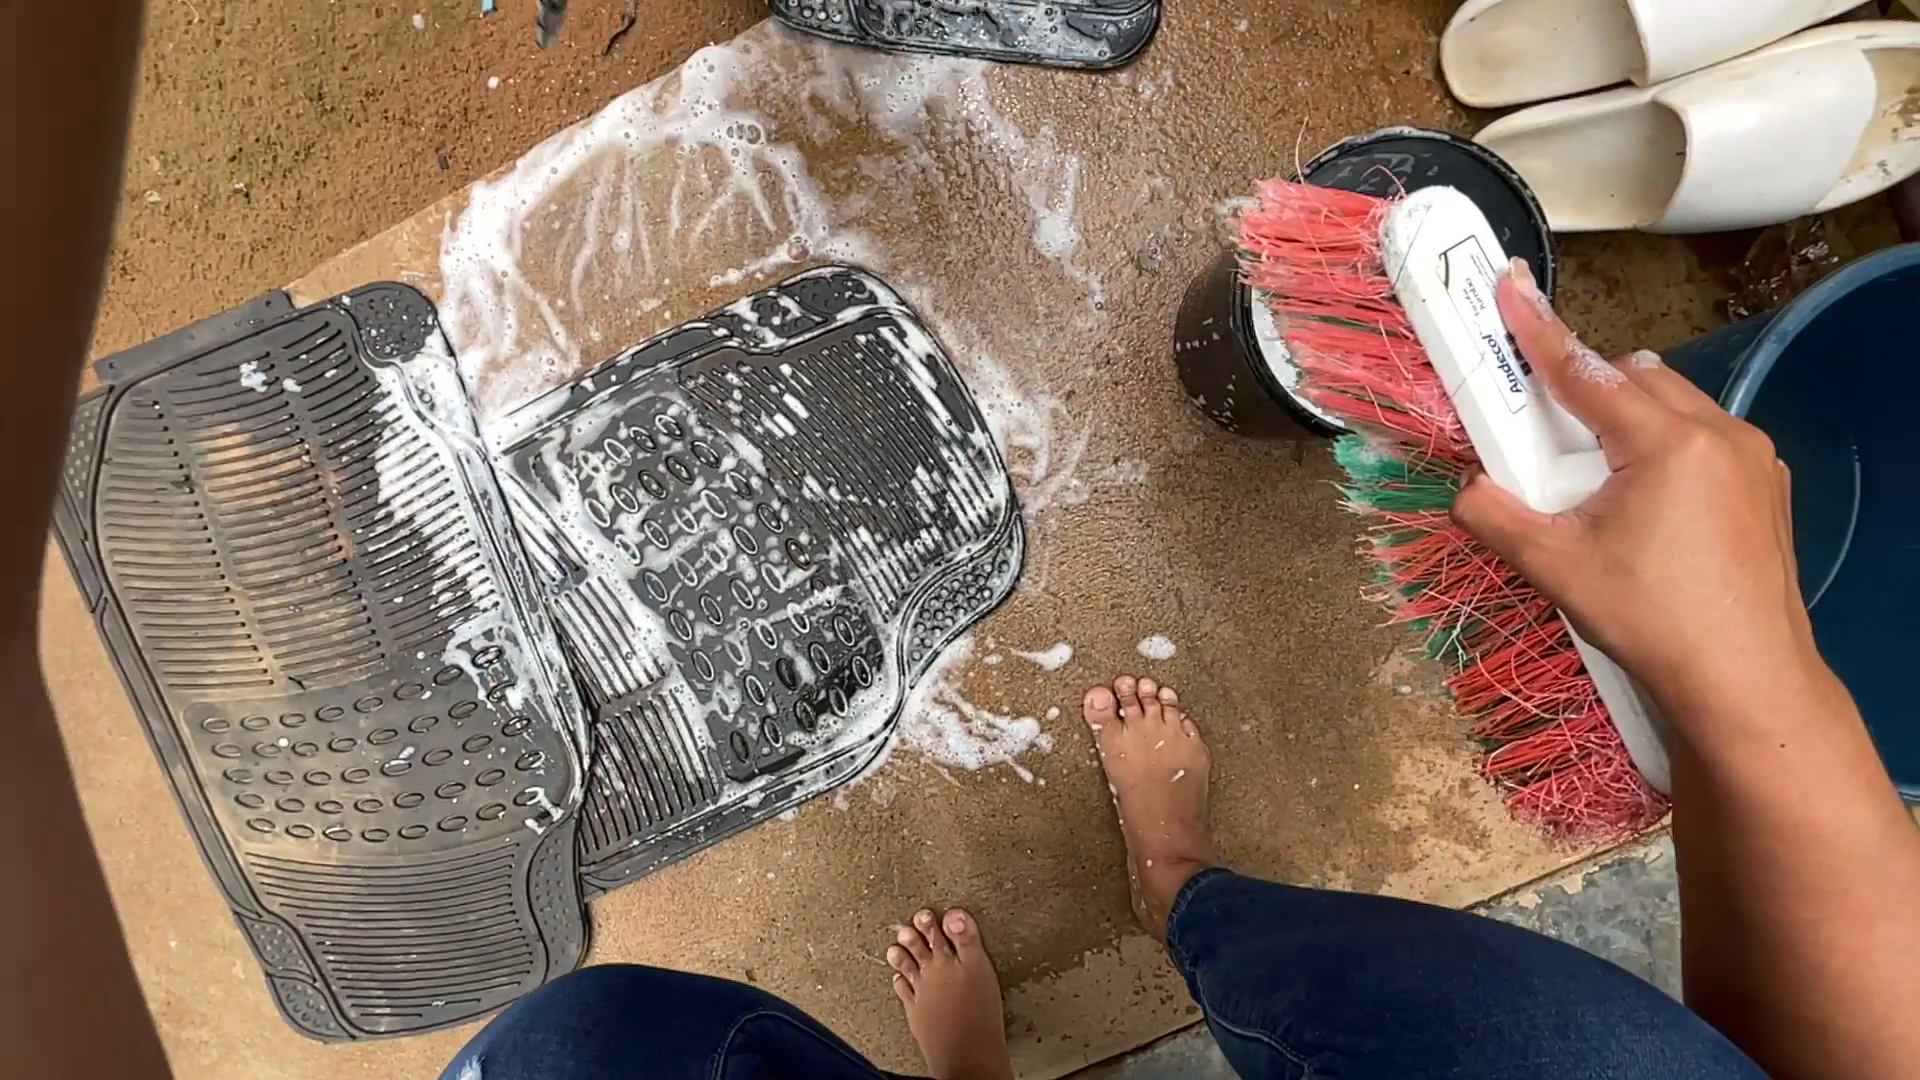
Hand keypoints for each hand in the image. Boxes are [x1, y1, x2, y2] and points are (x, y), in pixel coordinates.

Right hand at [1450, 259, 1821, 729]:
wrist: (1739, 673)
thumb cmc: (1641, 610)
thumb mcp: (1546, 561)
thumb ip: (1490, 512)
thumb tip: (1467, 486)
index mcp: (1664, 443)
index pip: (1585, 372)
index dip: (1538, 328)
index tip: (1510, 285)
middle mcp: (1719, 435)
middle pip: (1635, 377)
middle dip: (1583, 386)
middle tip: (1542, 433)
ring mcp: (1753, 458)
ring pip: (1671, 403)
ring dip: (1620, 416)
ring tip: (1588, 472)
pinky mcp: (1764, 486)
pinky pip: (1698, 435)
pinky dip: (1654, 442)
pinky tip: (1635, 496)